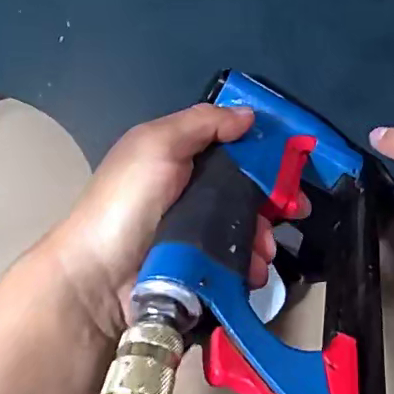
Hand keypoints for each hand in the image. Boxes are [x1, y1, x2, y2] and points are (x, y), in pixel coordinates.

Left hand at [40, 103, 286, 340]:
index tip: (293, 162)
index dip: (264, 152)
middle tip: (294, 211)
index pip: (232, 147)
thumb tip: (249, 115)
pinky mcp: (202, 268)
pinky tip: (255, 270)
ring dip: (264, 236)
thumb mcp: (157, 144)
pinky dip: (252, 265)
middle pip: (248, 189)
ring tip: (265, 249)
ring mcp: (197, 233)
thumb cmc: (128, 201)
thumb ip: (203, 123)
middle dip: (274, 199)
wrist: (99, 277)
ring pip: (247, 228)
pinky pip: (238, 261)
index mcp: (180, 158)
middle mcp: (191, 192)